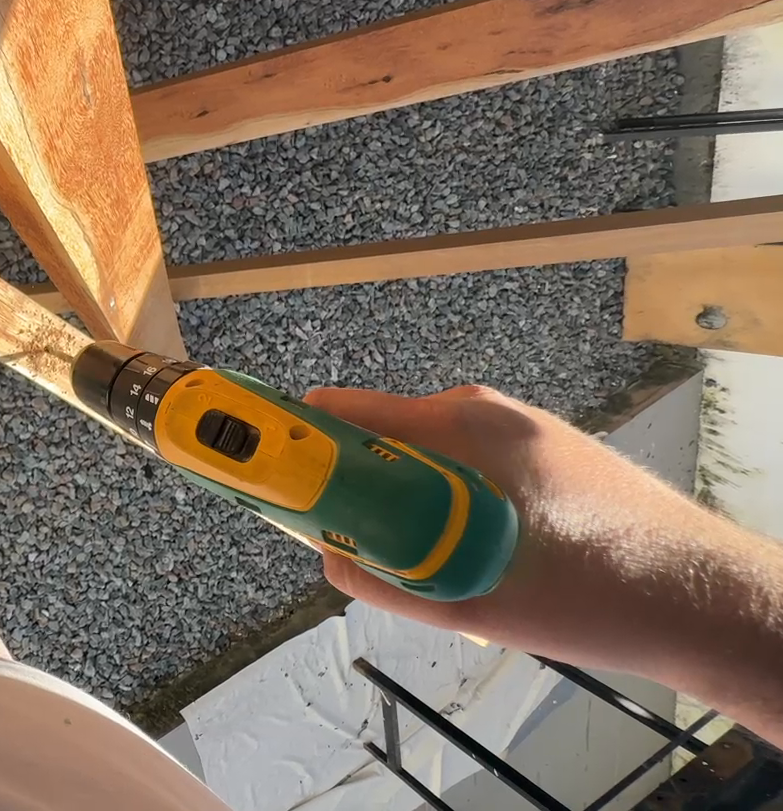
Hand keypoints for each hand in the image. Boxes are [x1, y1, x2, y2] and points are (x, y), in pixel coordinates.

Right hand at [304, 385, 767, 679]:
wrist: (728, 609)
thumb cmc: (601, 596)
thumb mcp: (470, 603)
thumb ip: (381, 580)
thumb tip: (325, 557)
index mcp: (456, 424)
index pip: (337, 406)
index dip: (298, 439)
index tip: (285, 477)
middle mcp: (478, 407)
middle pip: (374, 428)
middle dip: (357, 476)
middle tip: (369, 532)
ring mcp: (513, 421)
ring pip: (417, 445)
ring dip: (404, 488)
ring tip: (437, 547)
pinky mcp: (539, 441)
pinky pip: (457, 454)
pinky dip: (444, 489)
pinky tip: (479, 540)